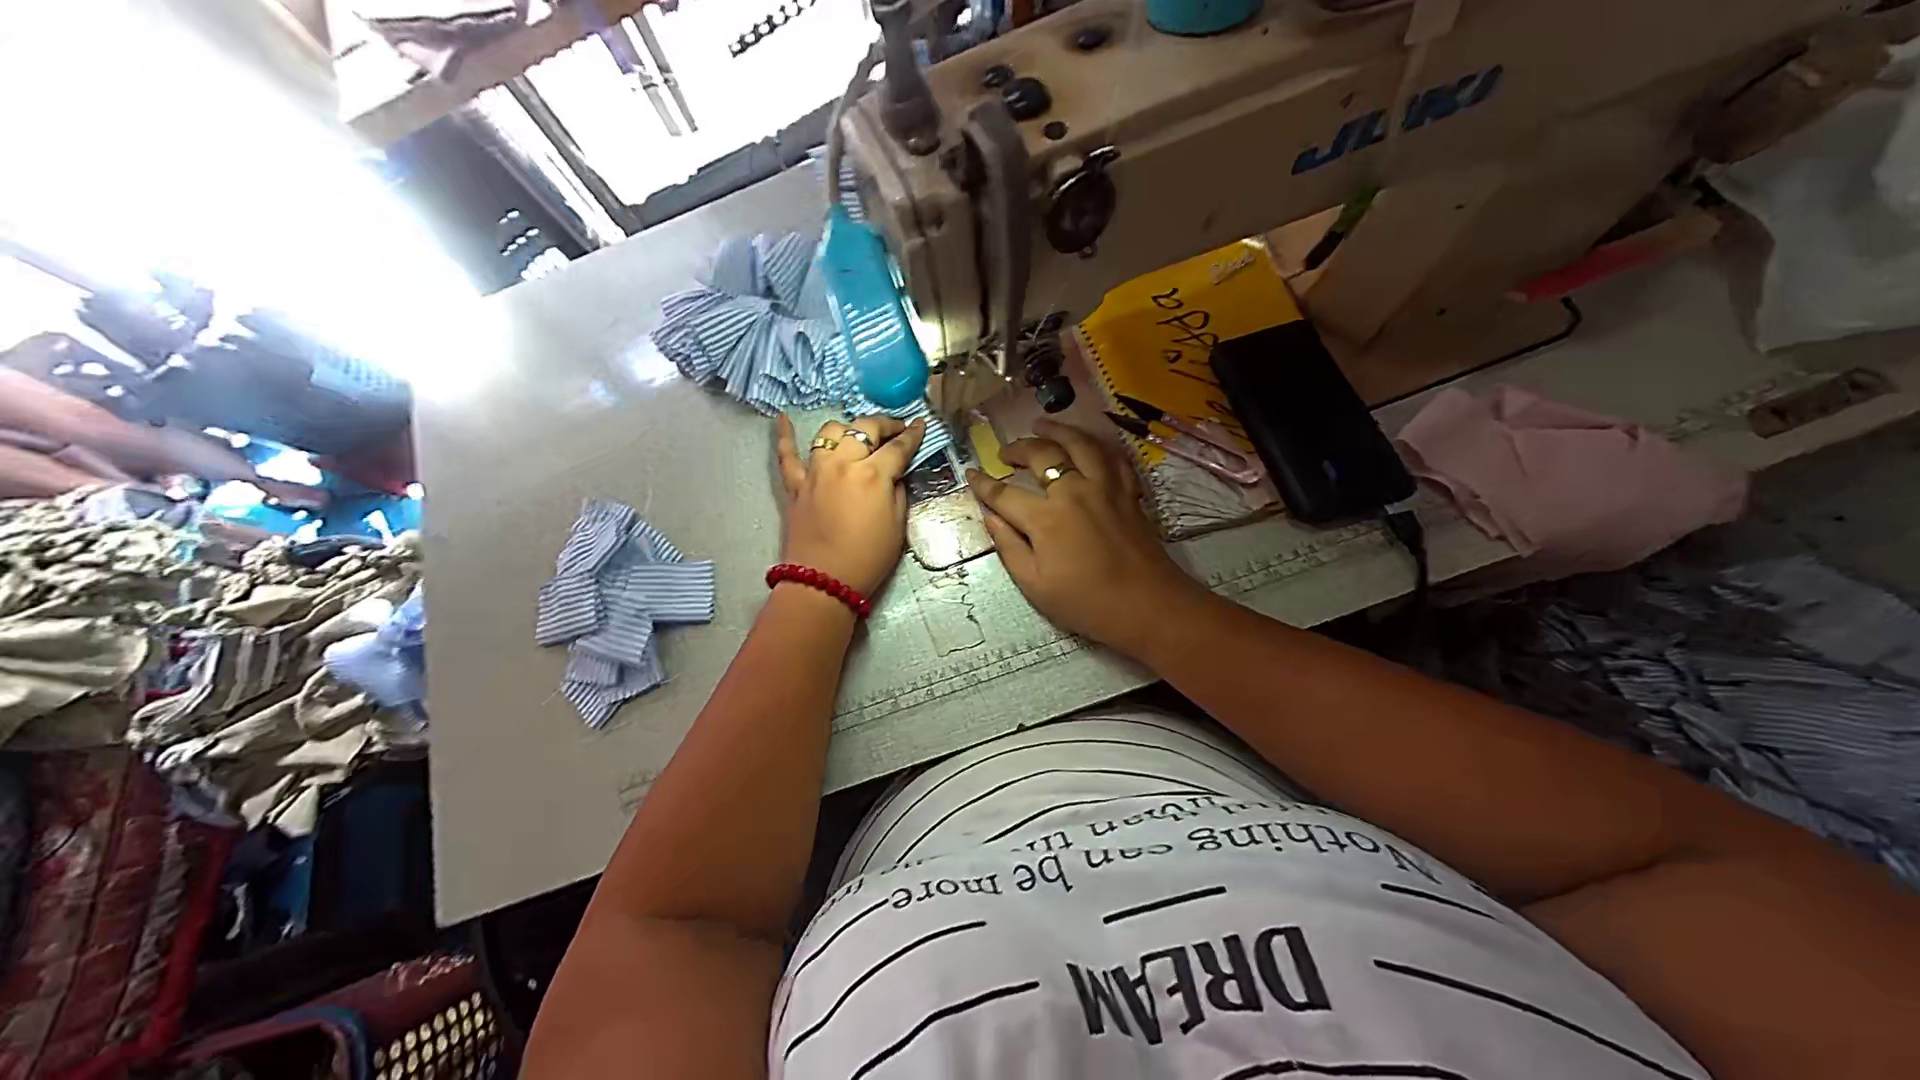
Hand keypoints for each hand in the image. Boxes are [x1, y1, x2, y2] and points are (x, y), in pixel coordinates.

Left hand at [774, 413, 926, 595]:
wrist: (824, 581)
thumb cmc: (868, 557)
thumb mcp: (897, 525)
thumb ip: (897, 492)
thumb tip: (895, 475)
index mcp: (873, 474)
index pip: (898, 447)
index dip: (913, 435)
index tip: (920, 425)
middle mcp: (843, 463)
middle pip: (864, 428)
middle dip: (884, 424)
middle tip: (895, 429)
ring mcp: (816, 471)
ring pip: (829, 433)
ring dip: (847, 429)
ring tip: (856, 435)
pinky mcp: (795, 485)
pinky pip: (787, 454)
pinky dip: (785, 435)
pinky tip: (782, 419)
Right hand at [966, 419, 1208, 654]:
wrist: (1147, 606)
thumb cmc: (1086, 602)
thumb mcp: (1035, 585)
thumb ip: (1009, 547)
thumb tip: (991, 517)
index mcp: (1046, 518)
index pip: (1005, 494)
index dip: (984, 484)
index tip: (971, 473)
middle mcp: (1075, 492)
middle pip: (1042, 455)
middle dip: (1019, 448)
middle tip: (1006, 451)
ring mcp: (1106, 488)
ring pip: (1080, 444)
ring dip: (1058, 430)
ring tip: (1042, 425)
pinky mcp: (1129, 492)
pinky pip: (1113, 456)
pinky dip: (1098, 444)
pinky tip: (1089, 443)